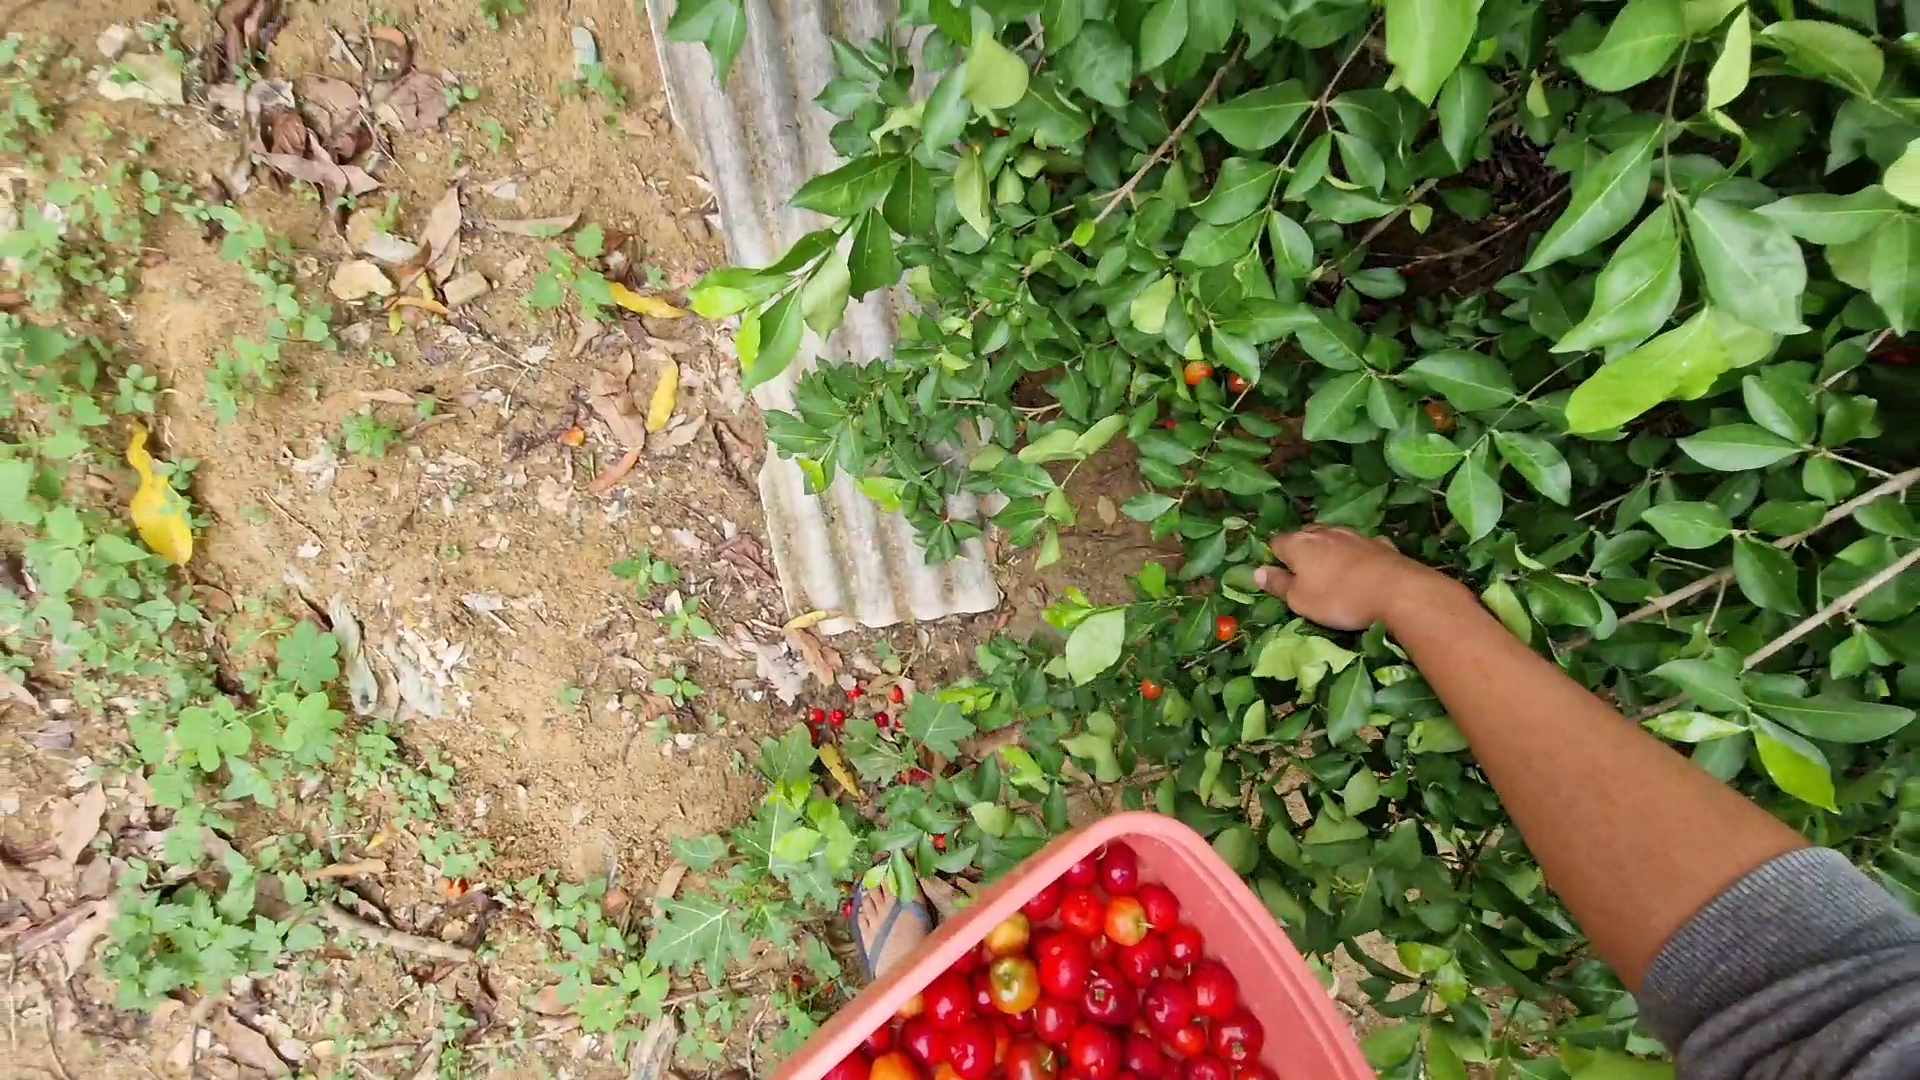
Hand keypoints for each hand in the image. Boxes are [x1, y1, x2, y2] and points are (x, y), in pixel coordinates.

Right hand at [1253, 526, 1454, 630]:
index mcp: (1298, 544)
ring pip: (1333, 539)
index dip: (1273, 558)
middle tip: (1303, 574)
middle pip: (1305, 536)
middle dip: (1301, 551)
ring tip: (1331, 572)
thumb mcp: (1299, 599)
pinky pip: (1360, 547)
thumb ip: (1277, 584)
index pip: (1275, 543)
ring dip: (1328, 551)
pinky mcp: (1380, 544)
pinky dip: (1356, 556)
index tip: (1277, 576)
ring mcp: (1354, 536)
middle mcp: (1324, 532)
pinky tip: (1361, 569)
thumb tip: (1257, 571)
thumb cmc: (1338, 598)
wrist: (1399, 593)